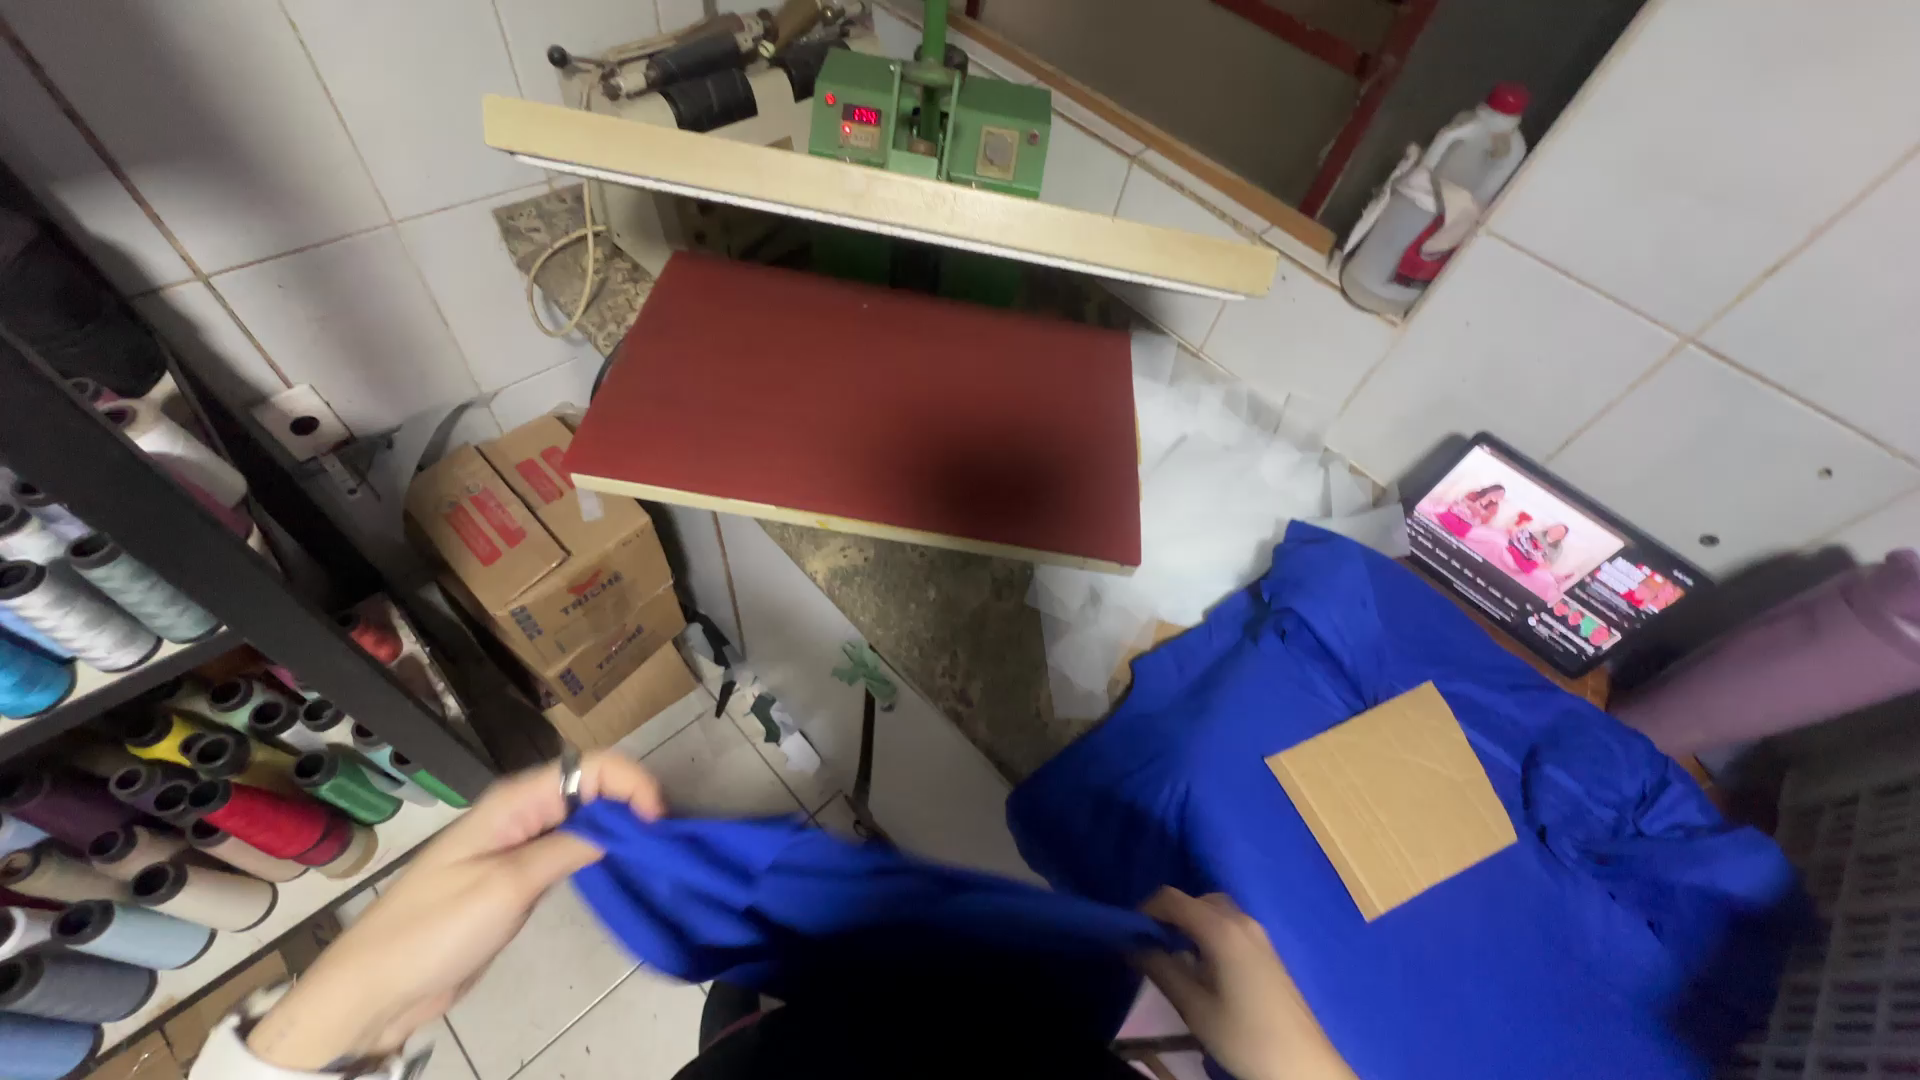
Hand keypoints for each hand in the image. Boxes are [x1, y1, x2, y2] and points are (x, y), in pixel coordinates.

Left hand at [246, 753, 665, 1069]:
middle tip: (661, 837)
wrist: (373, 993)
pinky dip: (603, 848)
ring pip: (588, 814)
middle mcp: (523, 811)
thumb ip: (568, 847)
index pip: (592, 767)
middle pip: (594, 784)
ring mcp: (522, 842)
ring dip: (622, 824)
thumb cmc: (433, 932)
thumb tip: (623, 824)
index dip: (632, 783)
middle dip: (633, 799)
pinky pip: (574, 845)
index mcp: (516, 800)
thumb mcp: (507, 886)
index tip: (657, 821)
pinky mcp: (523, 873)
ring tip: (651, 849)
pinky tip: (621, 865)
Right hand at [1135, 888, 1355, 1079]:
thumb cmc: (1246, 1039)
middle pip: (1195, 900)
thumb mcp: (1194, 1008)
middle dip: (1170, 915)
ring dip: (1191, 923)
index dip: (1146, 909)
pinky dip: (1209, 932)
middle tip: (1151, 945)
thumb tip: (1133, 944)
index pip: (1172, 899)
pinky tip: (1204, 967)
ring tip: (1174, 956)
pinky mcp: (1268, 951)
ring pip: (1214, 911)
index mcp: (1221, 930)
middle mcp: (1241, 921)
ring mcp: (1258, 934)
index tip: (1130, 933)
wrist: (1306, 1068)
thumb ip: (1161, 969)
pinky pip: (1230, 925)